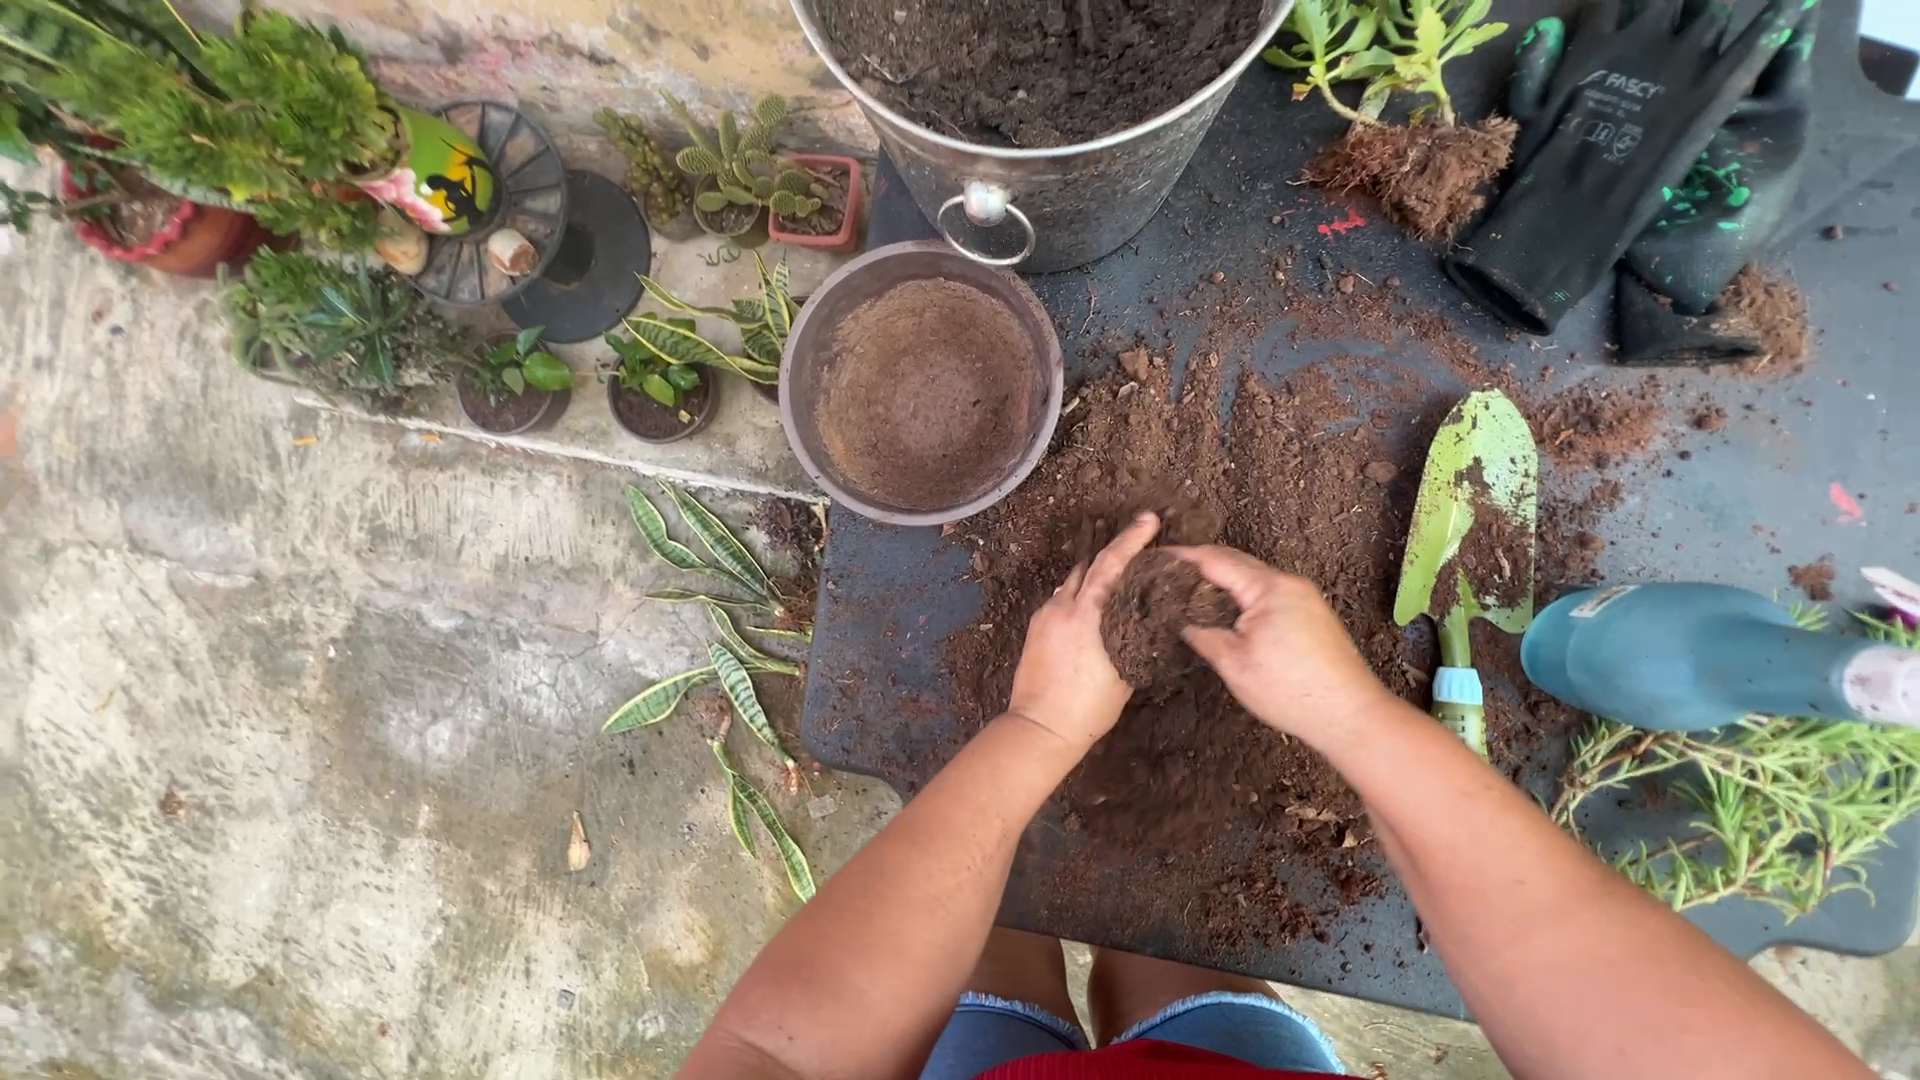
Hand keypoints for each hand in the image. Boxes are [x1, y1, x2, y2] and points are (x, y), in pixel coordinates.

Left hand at [1006, 512, 1160, 752]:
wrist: (1040, 726)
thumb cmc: (1088, 706)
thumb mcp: (1124, 671)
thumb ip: (1132, 636)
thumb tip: (1147, 618)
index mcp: (1087, 614)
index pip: (1111, 564)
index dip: (1131, 539)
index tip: (1149, 521)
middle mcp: (1062, 607)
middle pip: (1090, 565)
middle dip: (1114, 551)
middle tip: (1137, 543)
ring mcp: (1045, 616)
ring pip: (1073, 583)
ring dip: (1095, 576)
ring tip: (1117, 578)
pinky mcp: (1035, 627)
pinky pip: (1060, 600)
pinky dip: (1079, 595)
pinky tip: (1091, 607)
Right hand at [1171, 545, 1393, 742]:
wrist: (1350, 714)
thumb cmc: (1292, 691)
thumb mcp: (1233, 664)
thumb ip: (1202, 634)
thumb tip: (1179, 620)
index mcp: (1268, 588)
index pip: (1215, 560)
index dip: (1183, 557)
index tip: (1157, 557)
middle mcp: (1288, 583)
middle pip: (1236, 561)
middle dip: (1201, 563)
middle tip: (1168, 572)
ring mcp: (1303, 596)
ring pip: (1252, 577)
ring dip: (1223, 579)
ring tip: (1190, 589)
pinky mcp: (1310, 611)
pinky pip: (1268, 591)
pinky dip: (1242, 592)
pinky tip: (1226, 607)